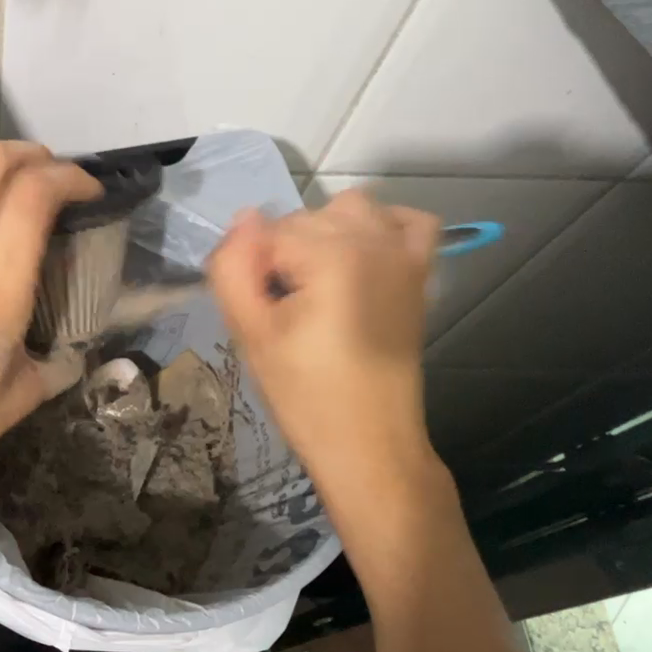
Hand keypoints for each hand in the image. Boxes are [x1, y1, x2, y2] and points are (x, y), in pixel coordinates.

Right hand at [206, 189, 440, 495]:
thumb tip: (242, 219)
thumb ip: (233, 270)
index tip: (254, 312)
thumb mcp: (252, 334)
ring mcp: (402, 254)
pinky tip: (360, 258)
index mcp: (330, 254)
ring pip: (349, 209)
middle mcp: (372, 240)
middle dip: (282, 255)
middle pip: (302, 219)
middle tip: (279, 311)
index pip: (265, 233)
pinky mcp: (418, 272)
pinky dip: (382, 226)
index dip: (248, 270)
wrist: (369, 442)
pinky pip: (407, 221)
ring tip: (312, 285)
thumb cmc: (303, 394)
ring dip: (324, 234)